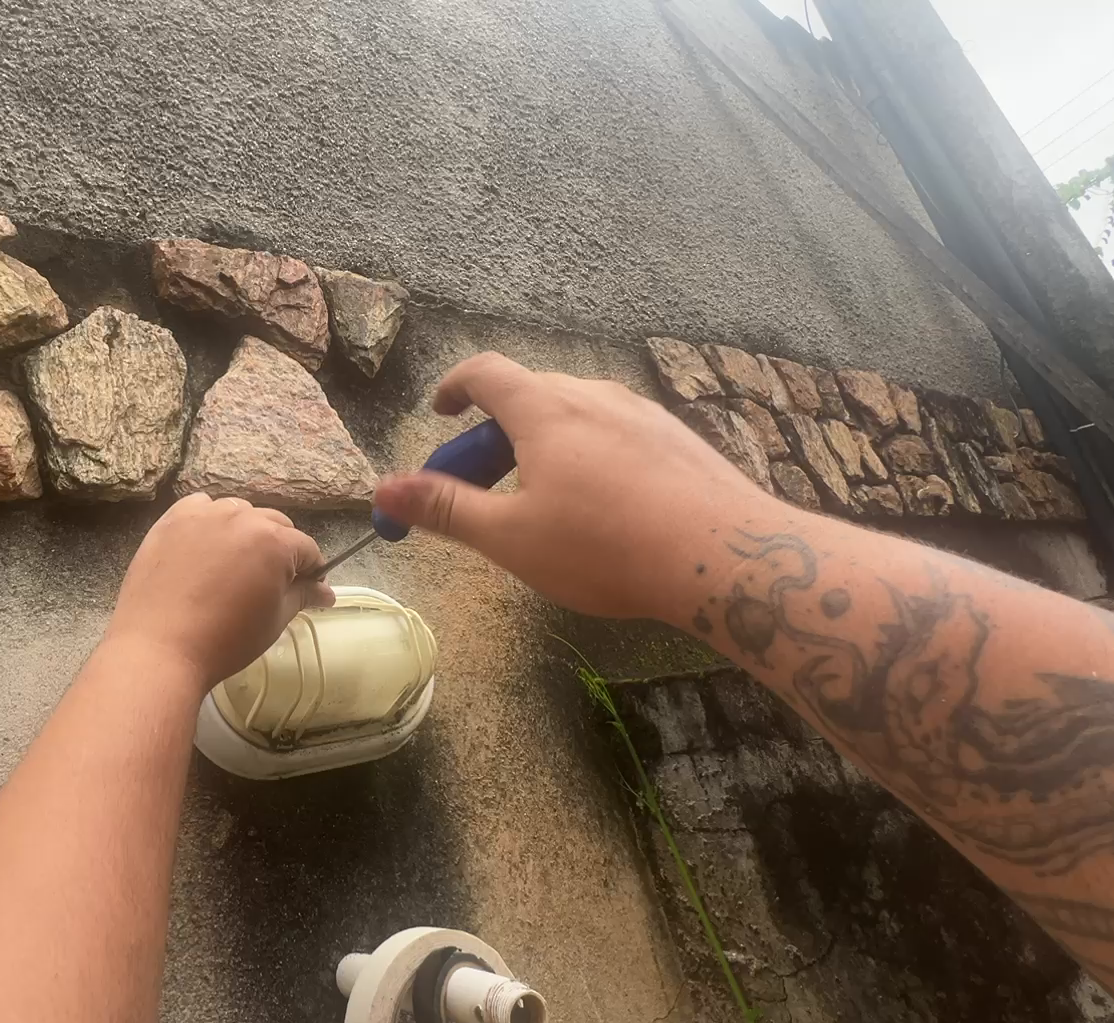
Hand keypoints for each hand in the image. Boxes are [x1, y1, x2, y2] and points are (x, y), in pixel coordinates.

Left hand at [106, 493, 335, 688]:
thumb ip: (303, 596)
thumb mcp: (275, 620)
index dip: (312, 571)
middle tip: (269, 581)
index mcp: (275, 542)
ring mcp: (205, 515)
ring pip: (239, 513)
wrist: (160, 648)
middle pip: (276, 524)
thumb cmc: (225, 640)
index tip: (307, 589)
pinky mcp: (172, 519)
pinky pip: (201, 507)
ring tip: (235, 563)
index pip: (307, 548)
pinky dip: (210, 520)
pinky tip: (205, 545)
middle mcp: (242, 518)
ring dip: (246, 531)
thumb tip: (326, 592)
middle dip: (281, 549)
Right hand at [373, 352, 783, 620]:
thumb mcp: (509, 537)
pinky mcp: (676, 436)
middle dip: (491, 435)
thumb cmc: (604, 548)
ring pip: (571, 413)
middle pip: (526, 395)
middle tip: (481, 485)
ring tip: (539, 497)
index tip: (441, 413)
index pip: (485, 372)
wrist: (730, 559)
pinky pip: (611, 430)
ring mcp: (641, 412)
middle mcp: (593, 395)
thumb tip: (383, 491)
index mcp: (545, 410)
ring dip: (538, 444)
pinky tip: (598, 503)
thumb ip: (444, 509)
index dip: (453, 387)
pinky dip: (582, 452)